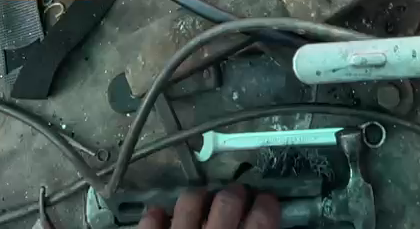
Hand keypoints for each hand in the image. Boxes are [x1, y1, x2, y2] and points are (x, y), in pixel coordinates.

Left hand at [138, 184, 279, 228]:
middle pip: (228, 201)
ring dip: (199, 199)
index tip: (269, 202)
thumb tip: (269, 226)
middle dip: (235, 195)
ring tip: (204, 201)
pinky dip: (157, 217)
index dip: (268, 206)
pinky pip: (150, 222)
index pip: (262, 219)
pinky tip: (163, 216)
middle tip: (239, 197)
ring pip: (190, 201)